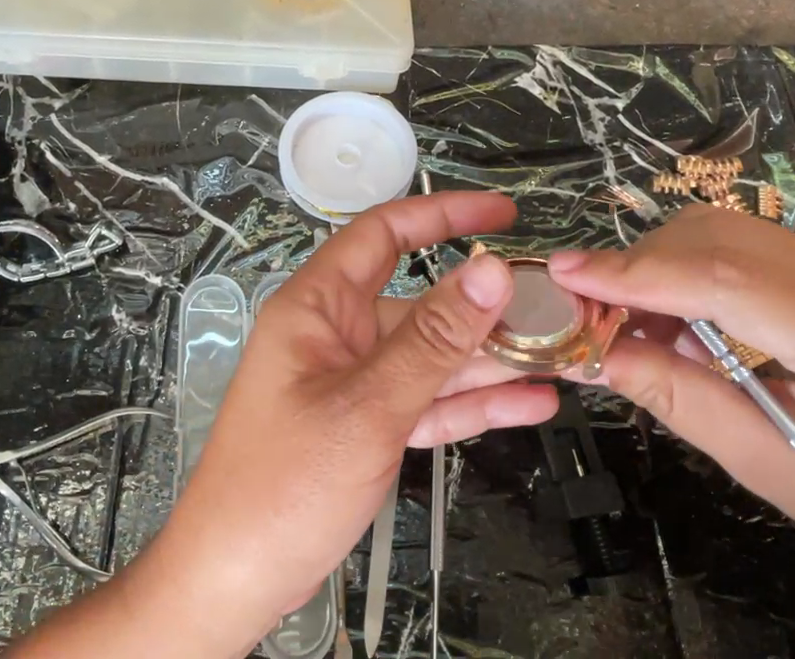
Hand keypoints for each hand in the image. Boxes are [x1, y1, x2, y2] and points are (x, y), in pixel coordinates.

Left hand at [36, 192, 556, 657]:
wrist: (236, 578)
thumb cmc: (284, 483)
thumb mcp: (366, 406)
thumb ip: (432, 340)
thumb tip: (489, 271)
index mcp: (317, 306)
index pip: (382, 235)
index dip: (442, 215)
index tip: (502, 214)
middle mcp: (337, 334)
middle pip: (420, 302)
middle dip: (484, 306)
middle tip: (553, 308)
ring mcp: (355, 382)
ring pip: (430, 356)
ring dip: (489, 359)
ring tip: (558, 355)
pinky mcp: (368, 426)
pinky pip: (427, 402)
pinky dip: (471, 403)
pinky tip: (529, 402)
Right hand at [547, 203, 794, 551]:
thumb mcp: (764, 465)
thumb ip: (677, 398)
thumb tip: (590, 353)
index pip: (729, 282)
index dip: (640, 273)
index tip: (567, 274)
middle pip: (722, 241)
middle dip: (639, 263)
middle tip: (582, 304)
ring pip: (726, 231)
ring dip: (658, 261)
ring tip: (623, 314)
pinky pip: (740, 245)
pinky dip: (685, 266)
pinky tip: (668, 312)